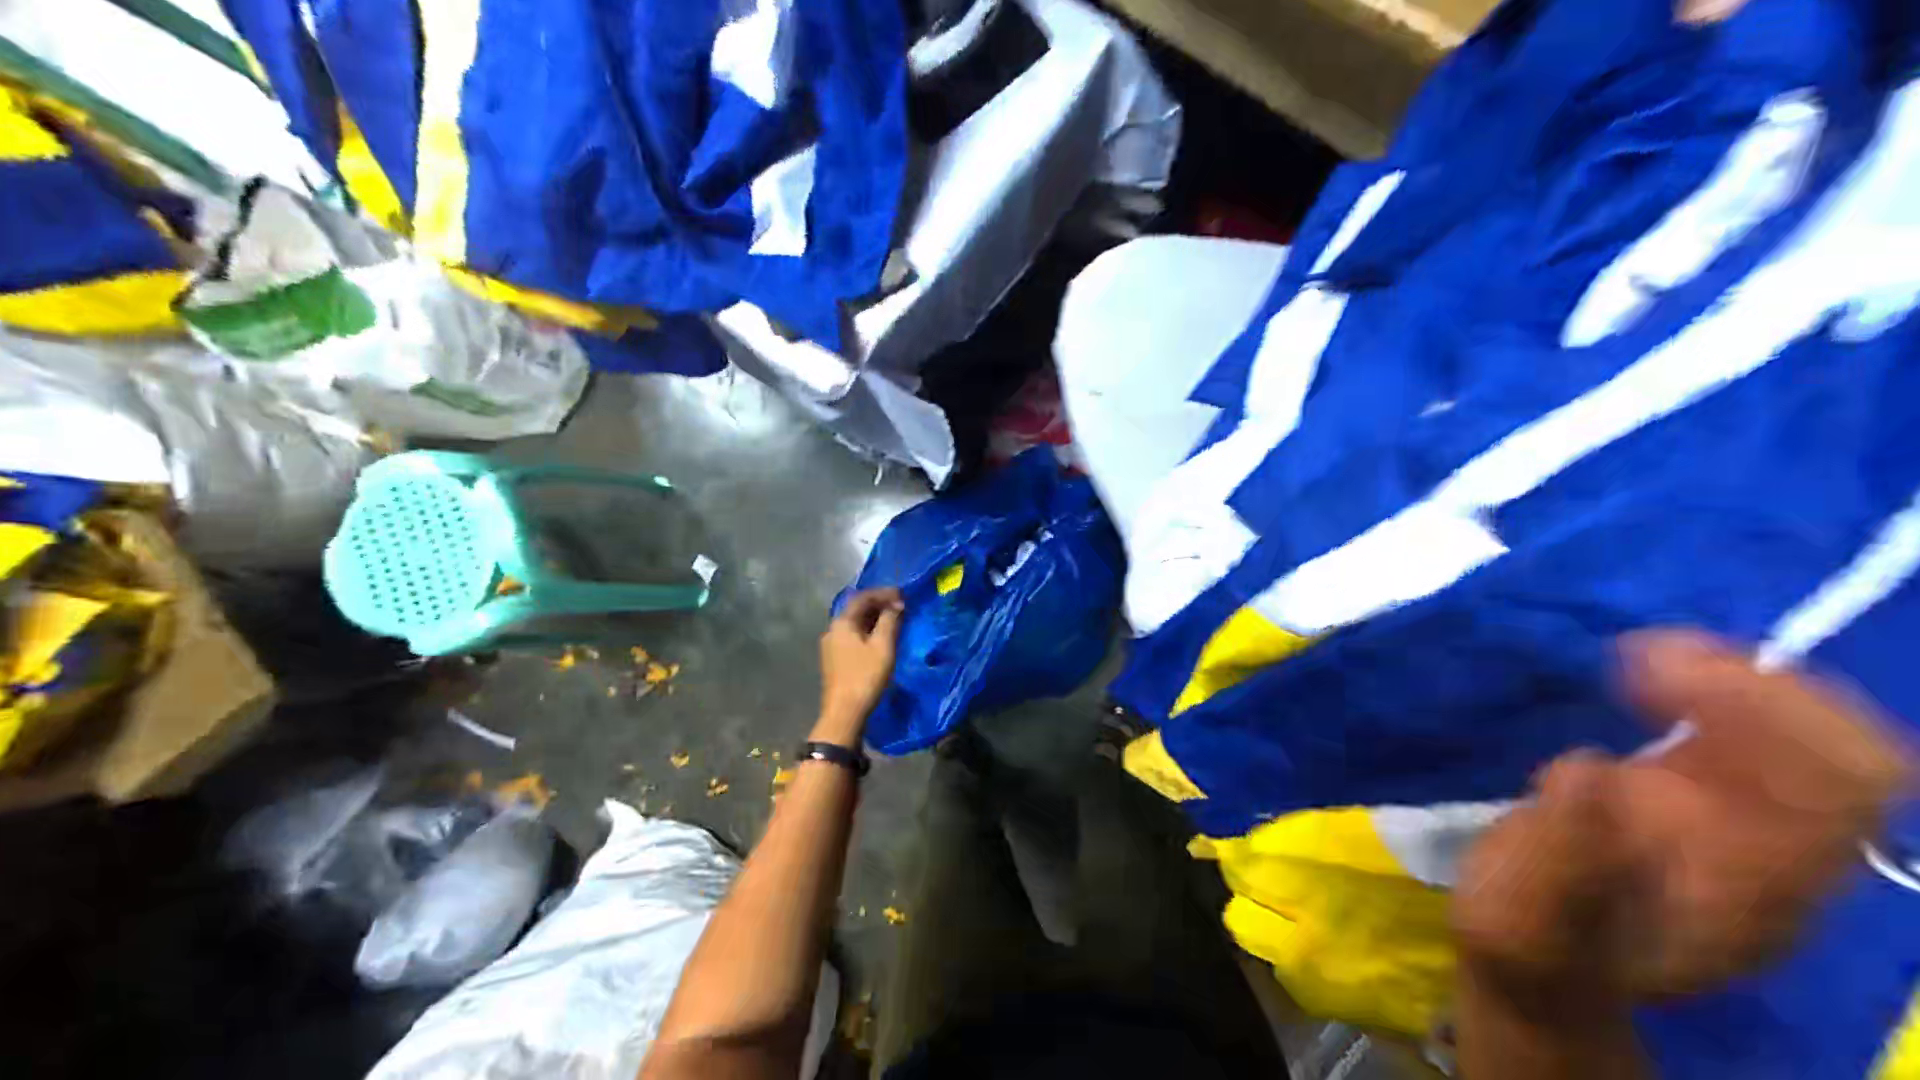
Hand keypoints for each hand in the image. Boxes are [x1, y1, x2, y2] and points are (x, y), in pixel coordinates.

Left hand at [817, 587, 904, 739]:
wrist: (844, 713)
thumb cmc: (865, 676)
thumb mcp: (883, 646)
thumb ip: (890, 621)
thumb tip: (896, 605)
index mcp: (842, 623)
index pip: (862, 597)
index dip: (883, 593)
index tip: (903, 596)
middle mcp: (833, 630)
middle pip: (857, 609)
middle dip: (879, 605)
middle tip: (901, 607)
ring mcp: (832, 645)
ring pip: (855, 624)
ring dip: (875, 619)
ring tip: (895, 621)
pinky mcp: (835, 659)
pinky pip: (853, 637)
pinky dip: (868, 632)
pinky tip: (882, 639)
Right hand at [1455, 630, 1913, 1011]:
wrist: (1547, 967)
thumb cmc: (1534, 939)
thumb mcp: (1528, 915)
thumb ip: (1563, 854)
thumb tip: (1586, 766)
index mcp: (1755, 885)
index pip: (1838, 786)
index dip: (1770, 713)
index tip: (1649, 673)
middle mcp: (1781, 849)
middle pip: (1840, 750)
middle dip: (1756, 683)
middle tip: (1643, 649)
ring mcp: (1751, 821)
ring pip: (1804, 733)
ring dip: (1732, 677)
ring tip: (1638, 649)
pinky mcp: (1708, 797)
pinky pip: (1749, 733)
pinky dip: (1708, 689)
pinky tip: (1640, 673)